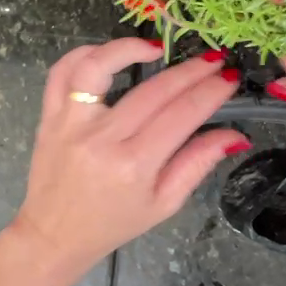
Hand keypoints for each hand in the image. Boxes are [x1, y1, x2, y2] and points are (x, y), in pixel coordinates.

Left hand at [10, 38, 246, 267]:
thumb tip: (236, 135)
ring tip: (157, 48)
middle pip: (153, 91)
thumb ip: (198, 164)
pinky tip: (110, 53)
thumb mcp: (164, 204)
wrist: (54, 236)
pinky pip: (61, 73)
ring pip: (97, 68)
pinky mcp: (49, 117)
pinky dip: (84, 53)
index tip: (230, 78)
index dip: (211, 92)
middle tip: (215, 60)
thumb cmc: (114, 223)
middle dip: (190, 72)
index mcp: (134, 166)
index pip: (182, 115)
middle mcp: (102, 140)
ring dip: (129, 49)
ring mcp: (71, 124)